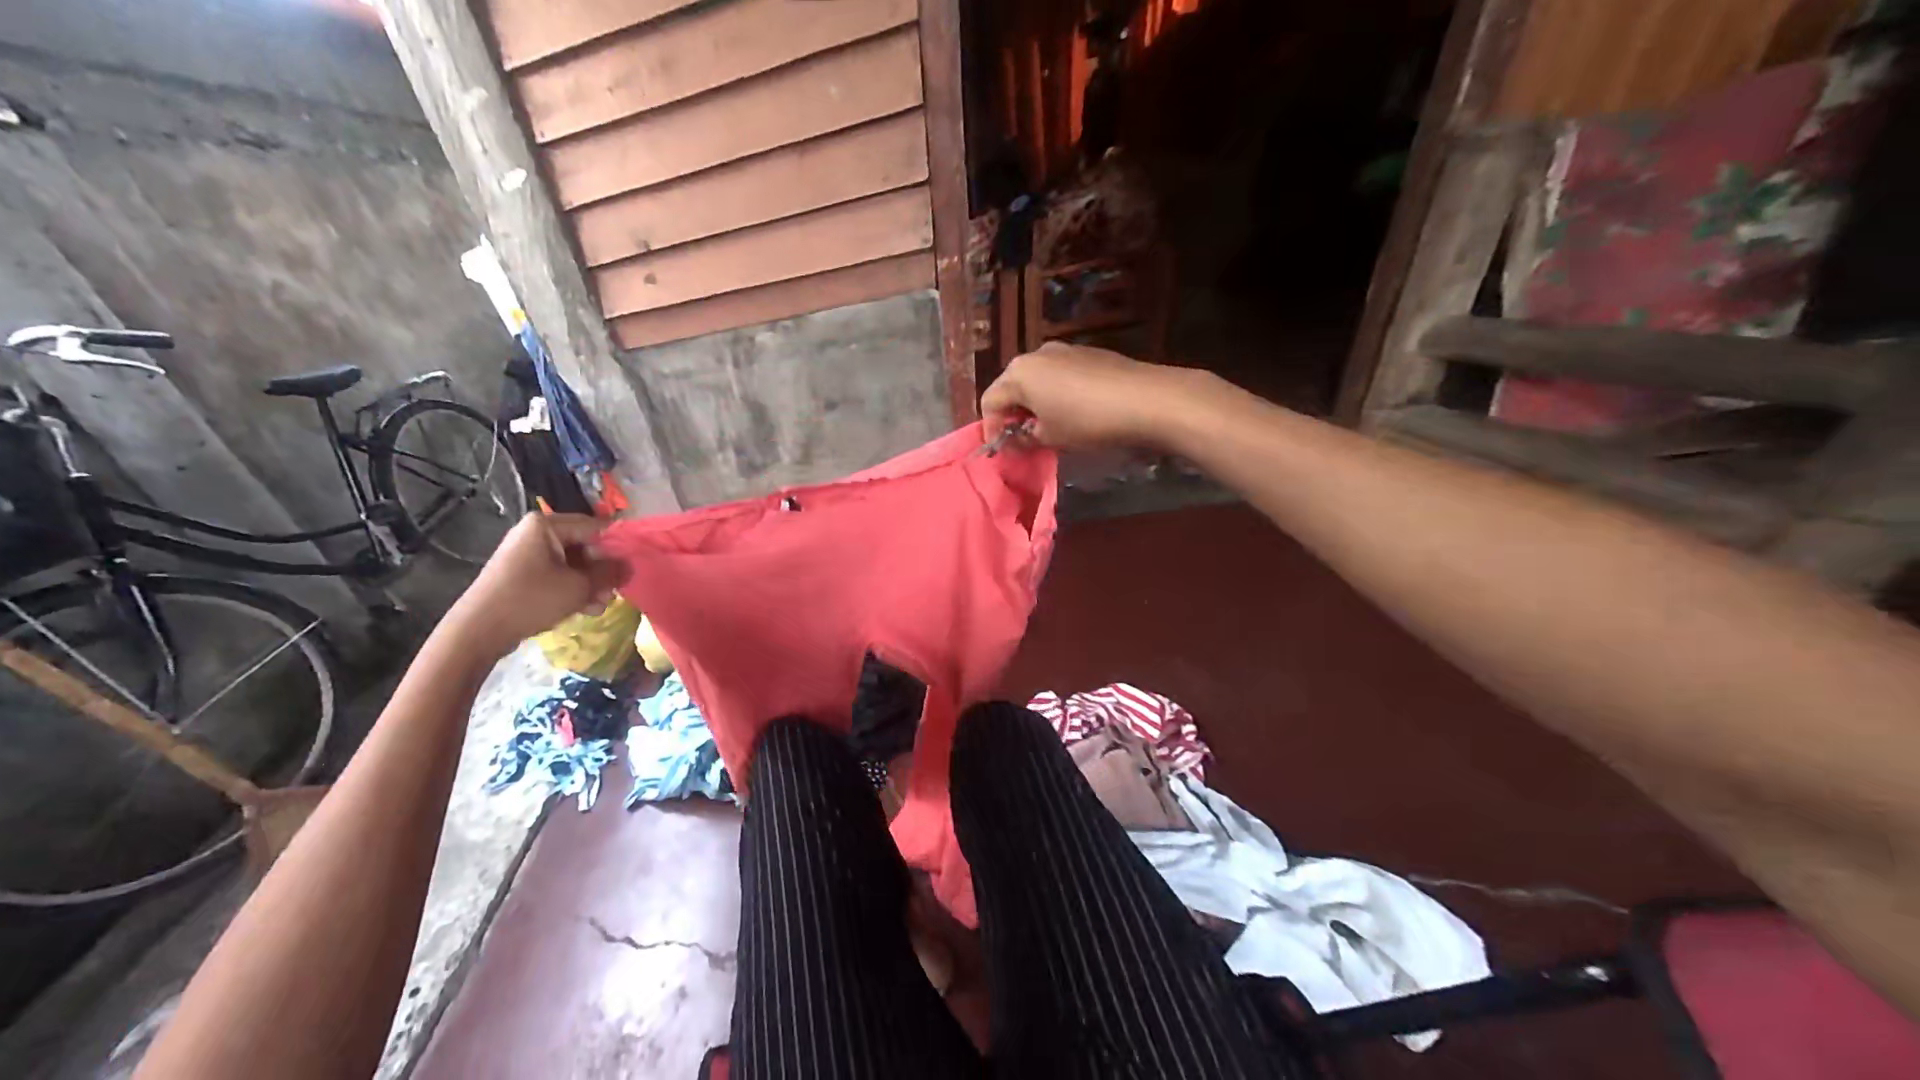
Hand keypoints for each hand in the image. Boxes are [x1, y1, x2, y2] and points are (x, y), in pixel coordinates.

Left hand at [440, 513, 626, 656]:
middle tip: (614, 593)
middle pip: (585, 545)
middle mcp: (536, 532)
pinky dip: (573, 588)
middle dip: (602, 571)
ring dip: (591, 583)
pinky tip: (584, 609)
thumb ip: (610, 572)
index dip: (618, 548)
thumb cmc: (531, 600)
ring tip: (598, 606)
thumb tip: (629, 565)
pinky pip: (559, 573)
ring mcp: (528, 552)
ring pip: (574, 562)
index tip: (633, 568)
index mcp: (546, 524)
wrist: (478, 631)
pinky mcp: (523, 572)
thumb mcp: (579, 586)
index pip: (597, 527)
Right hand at [979, 341, 1204, 450]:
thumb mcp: (1050, 437)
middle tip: (1023, 440)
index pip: (990, 401)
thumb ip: (1024, 438)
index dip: (991, 428)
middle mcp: (1036, 354)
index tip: (1003, 450)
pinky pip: (1060, 374)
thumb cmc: (1087, 421)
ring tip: (1050, 428)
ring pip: (1037, 379)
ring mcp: (1064, 349)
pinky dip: (1057, 393)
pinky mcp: (1088, 352)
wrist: (1146, 399)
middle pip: (1012, 386)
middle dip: (1013, 414)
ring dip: (1035, 403)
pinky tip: (1075, 412)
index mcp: (1018, 373)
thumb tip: (1015, 440)